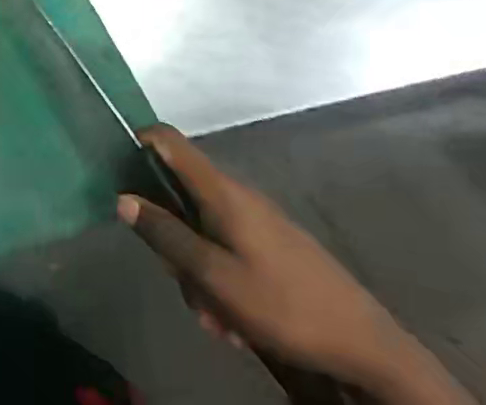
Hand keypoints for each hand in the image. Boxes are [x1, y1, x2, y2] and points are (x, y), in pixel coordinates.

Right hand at [119, 126, 473, 404]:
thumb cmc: (284, 305)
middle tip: (182, 284)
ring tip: (217, 319)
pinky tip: (237, 321)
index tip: (117, 170)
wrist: (368, 346)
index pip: (169, 140)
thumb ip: (166, 235)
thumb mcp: (214, 277)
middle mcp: (236, 195)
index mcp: (221, 191)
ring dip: (198, 272)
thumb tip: (122, 198)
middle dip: (171, 239)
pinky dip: (221, 280)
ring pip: (202, 230)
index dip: (138, 142)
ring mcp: (256, 220)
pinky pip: (226, 249)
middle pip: (180, 195)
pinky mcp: (271, 245)